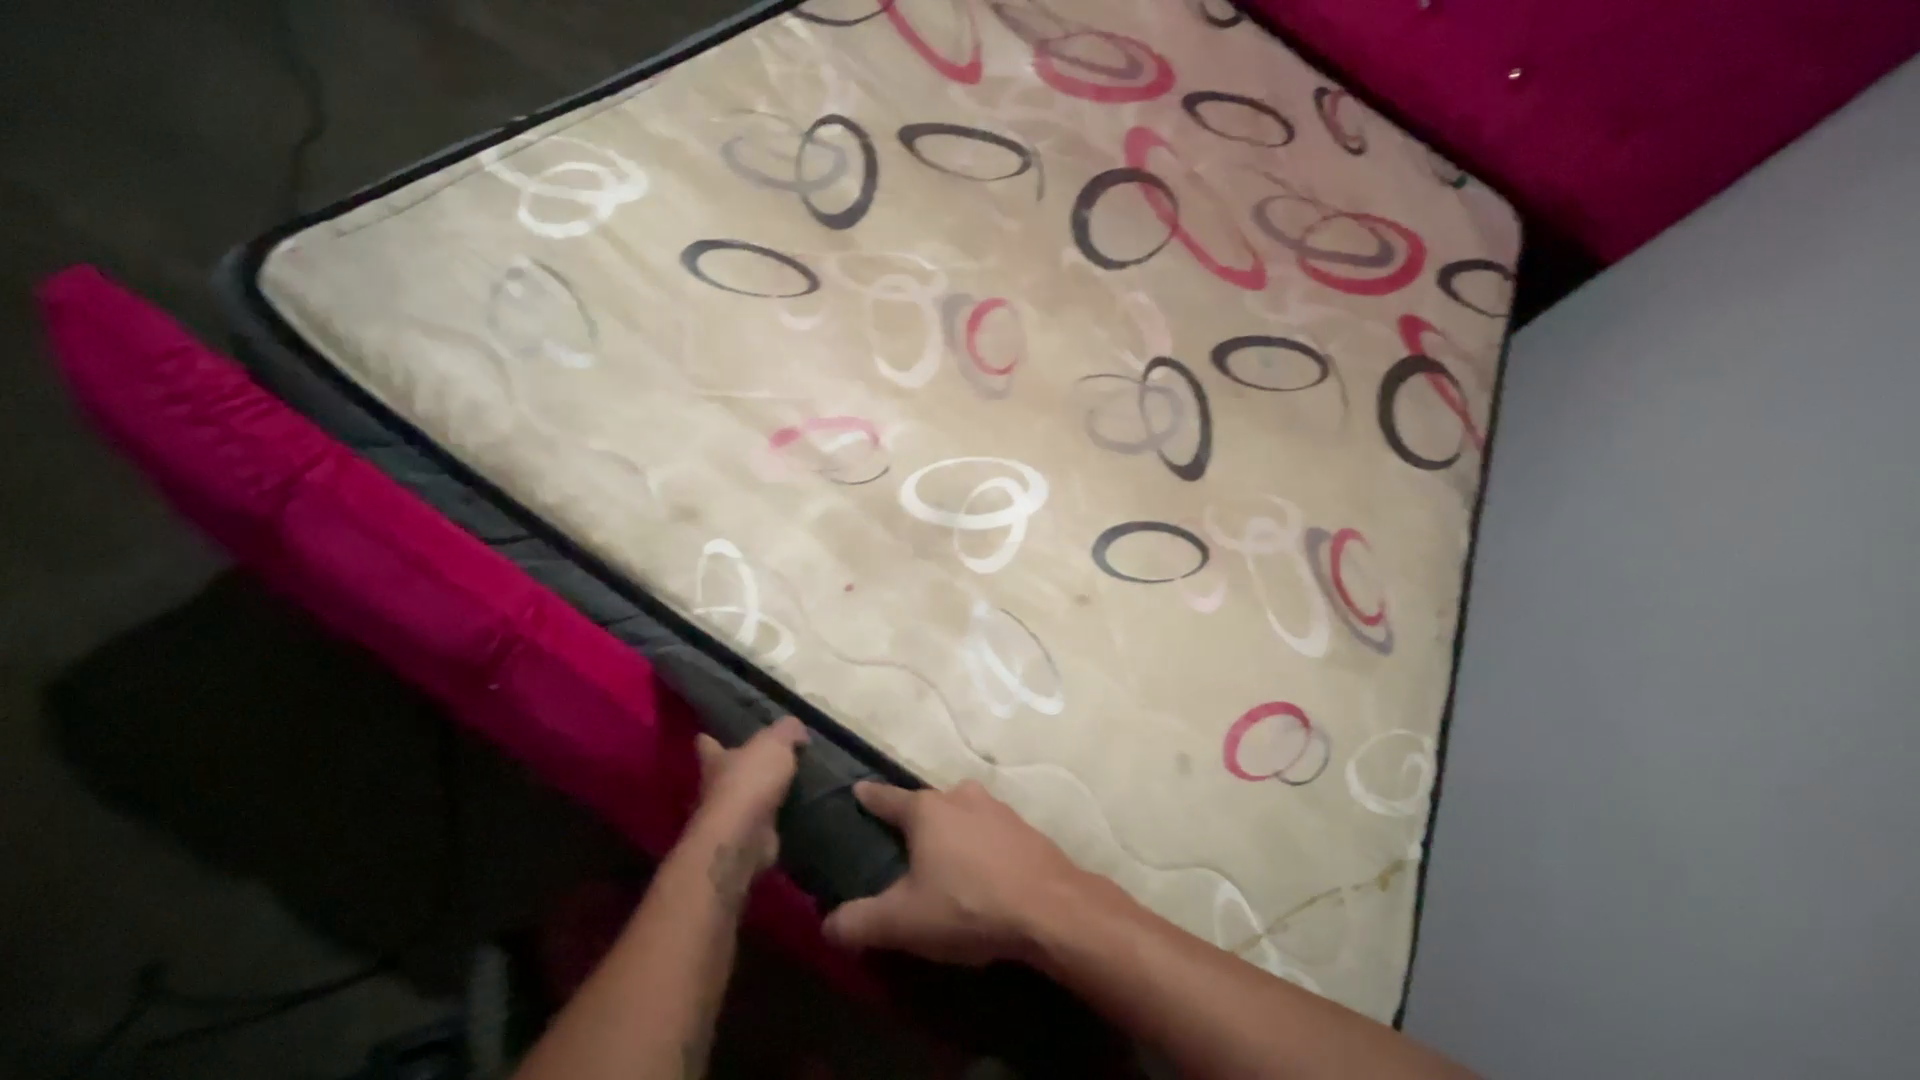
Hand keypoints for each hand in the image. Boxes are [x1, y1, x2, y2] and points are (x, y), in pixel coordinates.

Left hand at [688, 716, 808, 877]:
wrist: (744, 836)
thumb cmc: (750, 781)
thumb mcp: (774, 743)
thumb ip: (786, 731)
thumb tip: (798, 731)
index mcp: (716, 760)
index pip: (707, 745)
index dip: (708, 740)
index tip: (709, 736)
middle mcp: (716, 788)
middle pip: (725, 775)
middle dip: (739, 771)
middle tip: (767, 763)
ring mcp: (729, 818)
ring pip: (745, 802)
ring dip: (761, 798)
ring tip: (790, 788)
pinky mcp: (746, 839)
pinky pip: (763, 825)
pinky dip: (775, 821)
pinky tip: (795, 815)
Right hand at [822, 780, 1090, 965]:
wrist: (1052, 910)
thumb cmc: (968, 905)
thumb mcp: (903, 922)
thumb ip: (859, 922)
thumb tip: (827, 926)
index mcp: (927, 810)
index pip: (887, 798)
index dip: (869, 797)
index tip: (858, 790)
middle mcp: (962, 798)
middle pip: (930, 804)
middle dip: (916, 819)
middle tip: (903, 842)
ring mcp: (1000, 811)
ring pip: (965, 814)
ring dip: (954, 832)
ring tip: (945, 859)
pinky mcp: (1028, 832)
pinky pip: (993, 834)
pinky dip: (982, 847)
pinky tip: (983, 873)